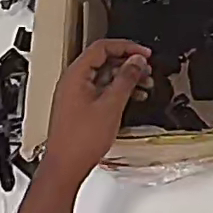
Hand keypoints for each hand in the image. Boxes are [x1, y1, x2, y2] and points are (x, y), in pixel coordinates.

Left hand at [41, 38, 151, 182]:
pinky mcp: (80, 107)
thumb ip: (126, 79)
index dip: (126, 47)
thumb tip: (136, 61)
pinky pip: (101, 89)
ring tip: (144, 83)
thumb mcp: (111, 105)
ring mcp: (75, 94)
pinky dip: (118, 89)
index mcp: (76, 75)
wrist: (66, 166)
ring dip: (125, 77)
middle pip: (103, 59)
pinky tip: (132, 97)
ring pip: (104, 75)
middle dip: (128, 62)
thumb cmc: (80, 140)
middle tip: (146, 68)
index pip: (102, 47)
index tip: (144, 53)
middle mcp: (73, 82)